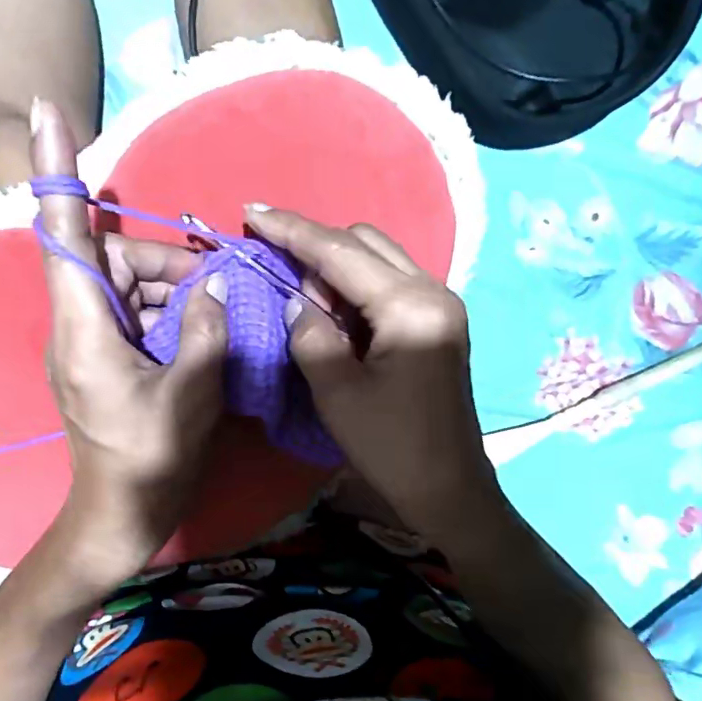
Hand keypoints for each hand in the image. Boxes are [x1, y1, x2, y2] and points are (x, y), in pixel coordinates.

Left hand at [32, 100, 228, 577]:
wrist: (120, 515)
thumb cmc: (149, 461)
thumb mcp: (191, 395)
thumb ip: (207, 329)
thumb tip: (216, 284)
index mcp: (83, 329)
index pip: (63, 233)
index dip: (55, 170)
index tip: (46, 109)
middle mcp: (75, 324)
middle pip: (111, 257)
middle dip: (162, 260)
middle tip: (216, 286)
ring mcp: (87, 341)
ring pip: (127, 283)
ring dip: (172, 289)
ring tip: (215, 315)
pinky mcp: (101, 356)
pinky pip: (132, 311)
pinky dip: (167, 311)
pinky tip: (201, 330)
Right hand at [244, 205, 495, 534]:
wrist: (449, 488)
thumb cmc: (391, 446)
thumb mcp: (337, 393)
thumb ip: (310, 335)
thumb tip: (296, 300)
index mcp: (410, 307)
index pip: (341, 253)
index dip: (292, 231)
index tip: (252, 212)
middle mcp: (432, 292)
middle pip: (364, 241)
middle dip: (314, 245)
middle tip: (274, 269)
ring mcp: (439, 305)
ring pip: (378, 258)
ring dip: (335, 265)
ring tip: (301, 296)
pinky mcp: (435, 322)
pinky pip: (387, 283)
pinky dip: (355, 285)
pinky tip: (331, 311)